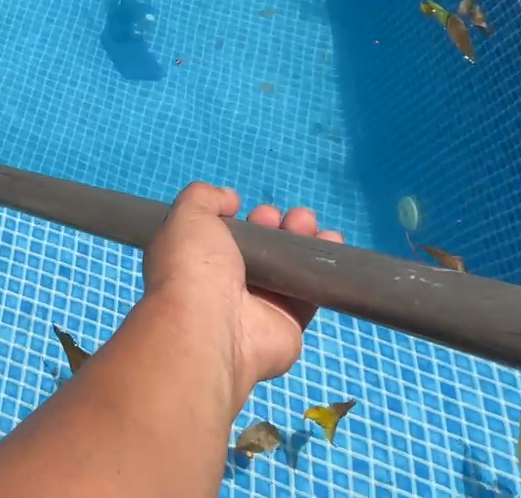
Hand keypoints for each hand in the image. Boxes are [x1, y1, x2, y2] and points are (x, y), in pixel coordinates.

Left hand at [142, 182, 342, 407]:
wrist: (213, 323)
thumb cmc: (194, 263)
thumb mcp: (188, 214)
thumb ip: (204, 197)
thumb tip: (229, 197)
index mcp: (190, 255)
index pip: (215, 232)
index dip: (234, 216)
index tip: (247, 206)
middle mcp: (220, 278)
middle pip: (254, 247)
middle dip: (274, 225)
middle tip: (292, 216)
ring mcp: (254, 301)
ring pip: (284, 266)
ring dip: (301, 241)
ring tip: (314, 226)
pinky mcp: (286, 320)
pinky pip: (308, 292)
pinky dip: (322, 270)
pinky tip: (333, 245)